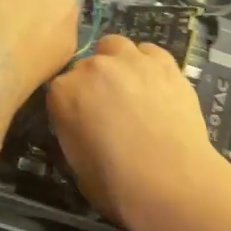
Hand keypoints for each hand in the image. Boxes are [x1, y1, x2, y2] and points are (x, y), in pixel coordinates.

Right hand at [47, 35, 223, 225]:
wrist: (172, 183)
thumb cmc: (117, 185)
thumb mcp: (76, 164)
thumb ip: (73, 131)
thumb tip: (83, 125)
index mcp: (63, 93)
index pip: (58, 88)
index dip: (71, 104)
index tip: (81, 120)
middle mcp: (92, 67)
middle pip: (86, 65)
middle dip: (93, 83)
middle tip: (108, 109)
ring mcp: (129, 61)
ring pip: (115, 46)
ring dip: (116, 62)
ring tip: (129, 87)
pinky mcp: (163, 63)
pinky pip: (149, 51)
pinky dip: (147, 63)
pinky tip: (154, 83)